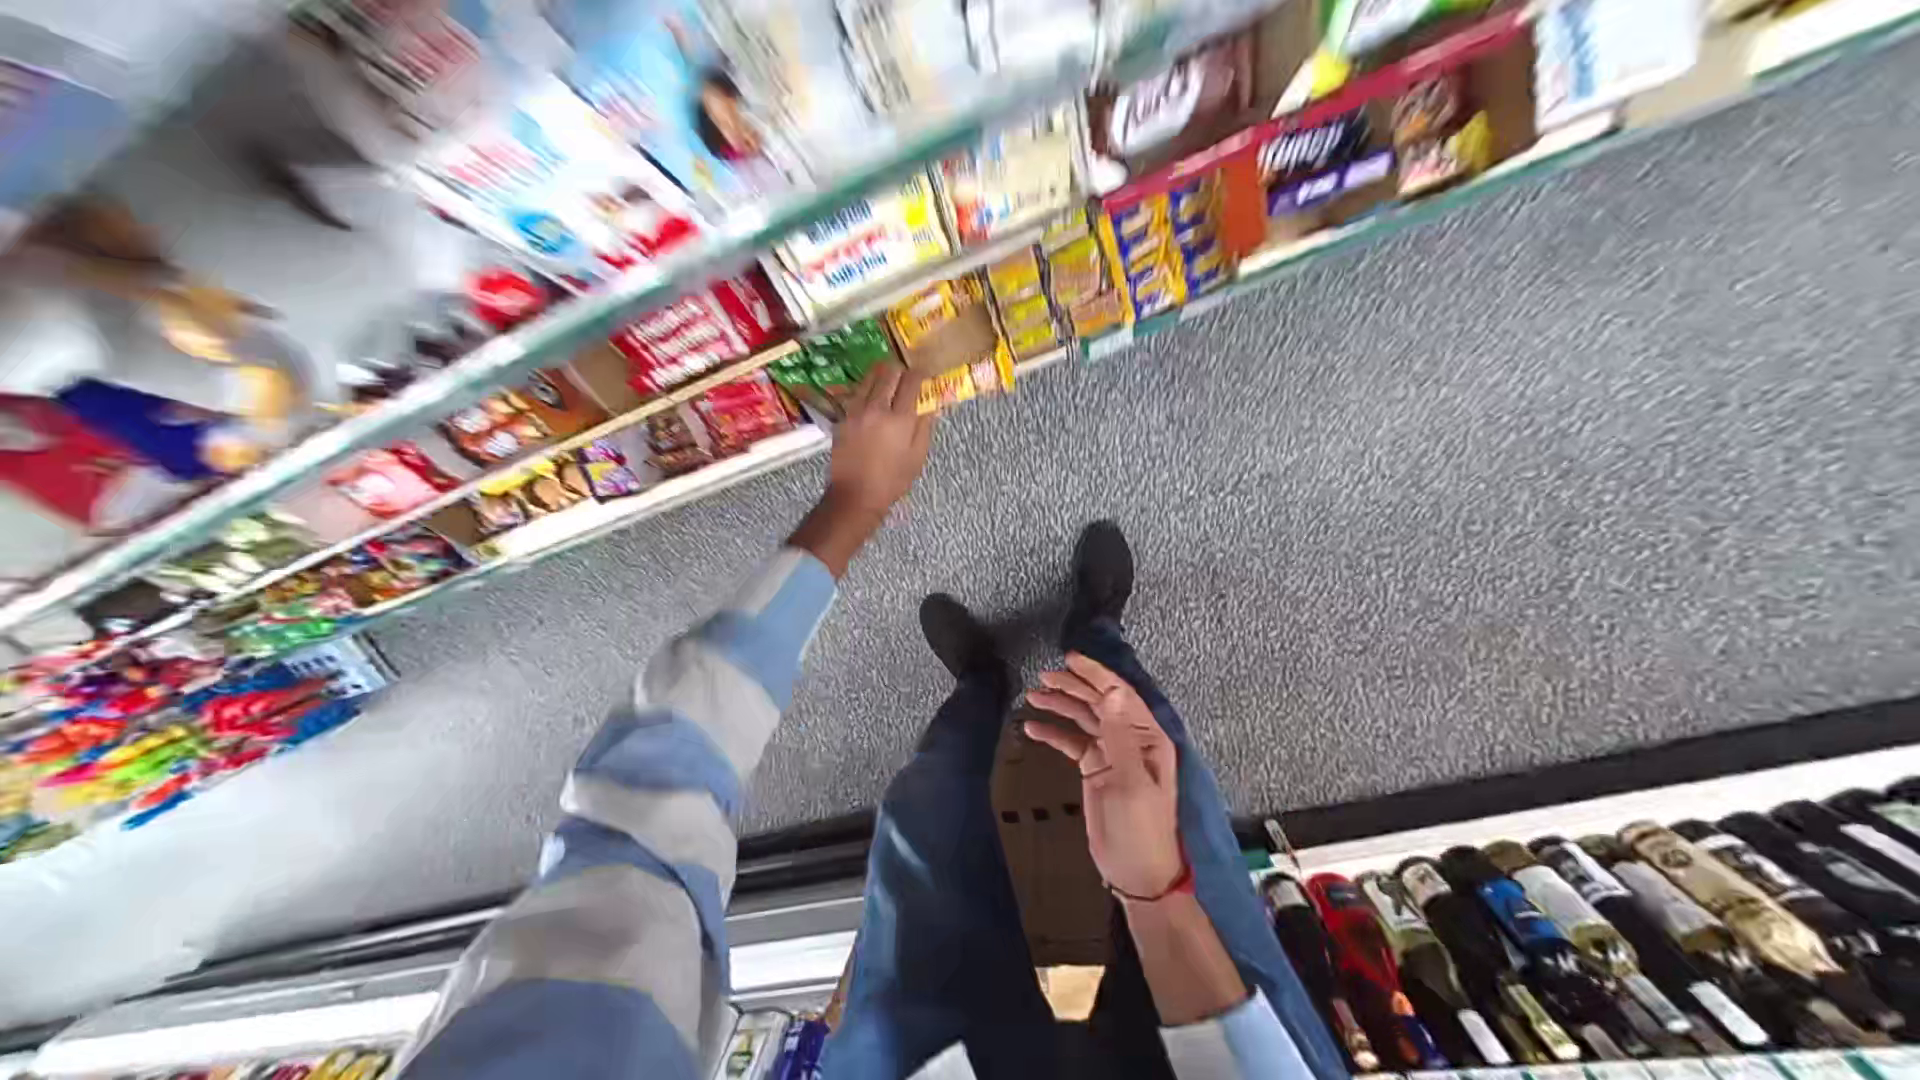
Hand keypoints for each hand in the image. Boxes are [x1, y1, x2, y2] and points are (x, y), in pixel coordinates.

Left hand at [825, 364, 933, 515]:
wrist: (855, 494)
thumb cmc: (892, 481)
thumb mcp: (917, 457)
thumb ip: (924, 428)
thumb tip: (930, 406)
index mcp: (900, 419)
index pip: (911, 381)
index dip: (919, 374)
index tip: (923, 375)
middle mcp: (877, 408)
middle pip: (888, 372)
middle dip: (899, 370)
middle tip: (905, 376)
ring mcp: (856, 411)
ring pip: (869, 378)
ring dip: (881, 375)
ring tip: (887, 381)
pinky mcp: (843, 417)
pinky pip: (856, 394)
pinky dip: (866, 390)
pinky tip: (871, 398)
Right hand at [1024, 653, 1182, 898]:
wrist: (1136, 872)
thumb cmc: (1141, 828)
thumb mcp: (1131, 781)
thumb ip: (1120, 734)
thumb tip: (1112, 691)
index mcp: (1146, 738)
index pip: (1119, 694)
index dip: (1096, 674)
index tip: (1070, 659)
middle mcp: (1129, 739)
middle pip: (1098, 702)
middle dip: (1072, 686)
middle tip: (1043, 677)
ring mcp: (1111, 753)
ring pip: (1083, 718)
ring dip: (1060, 706)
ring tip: (1033, 696)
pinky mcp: (1095, 769)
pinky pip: (1072, 742)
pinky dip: (1054, 733)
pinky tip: (1033, 727)